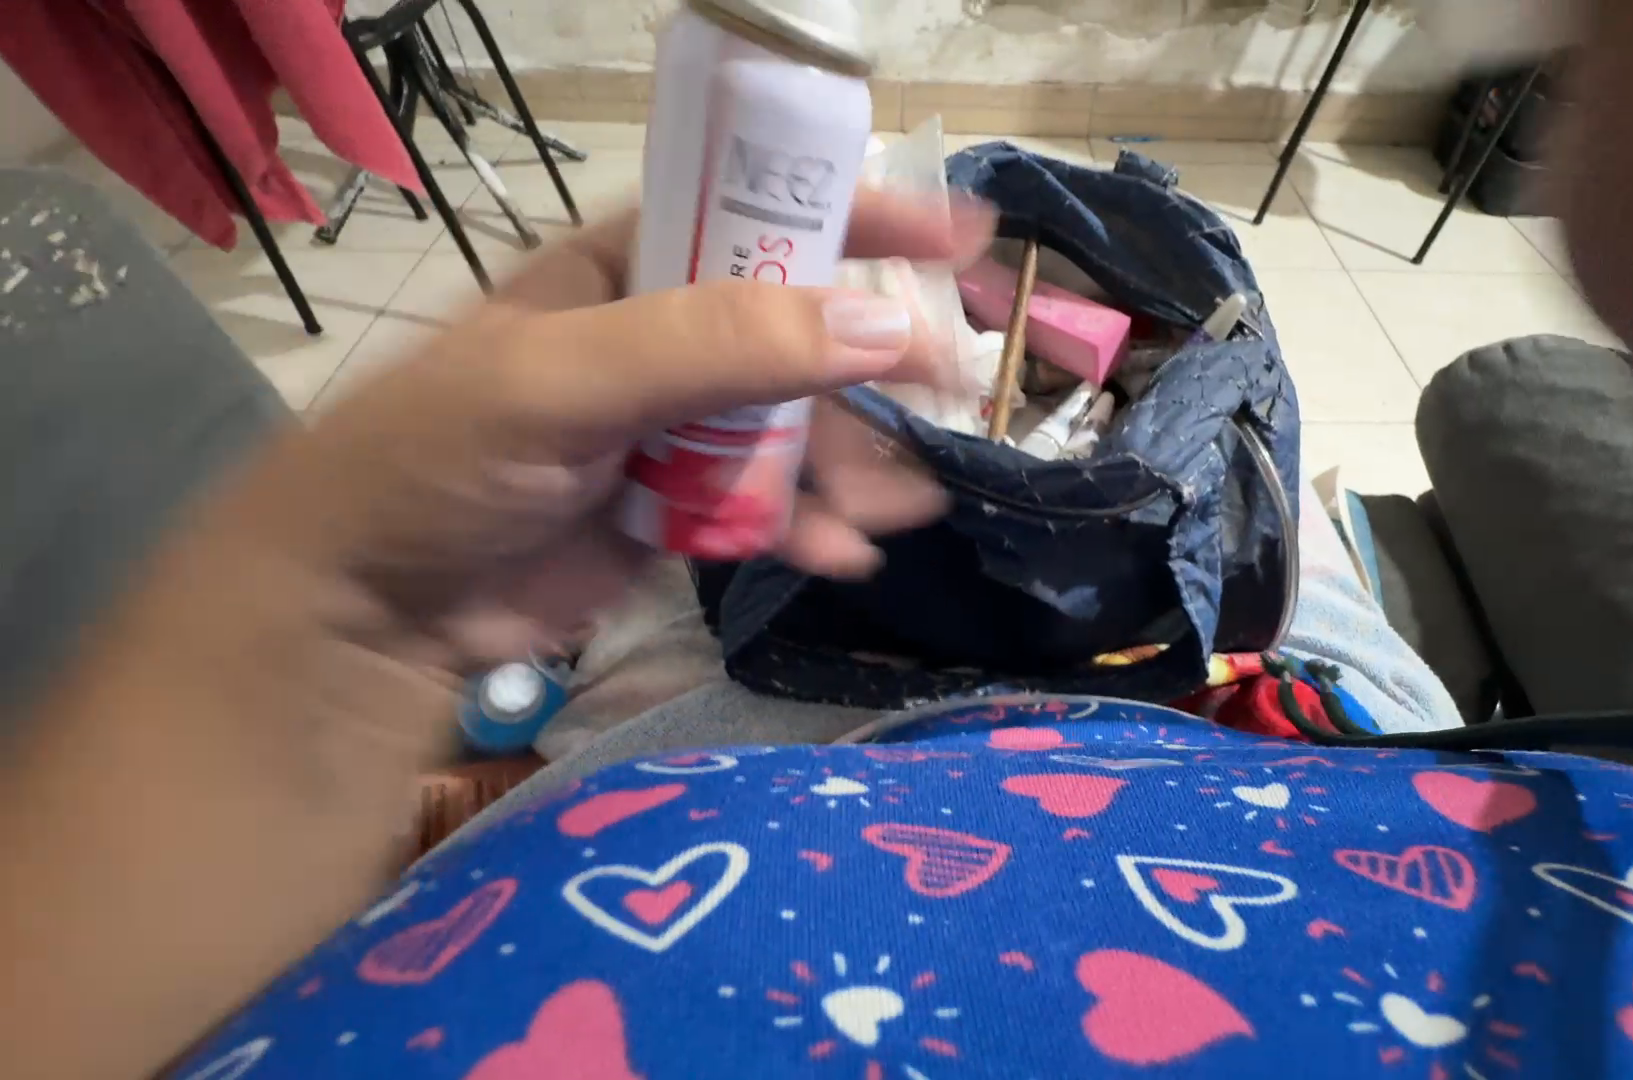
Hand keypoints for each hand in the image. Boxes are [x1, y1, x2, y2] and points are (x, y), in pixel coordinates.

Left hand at [249, 188, 990, 667]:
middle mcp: (668, 341)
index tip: (955, 236)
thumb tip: (879, 325)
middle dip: (879, 368)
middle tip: (954, 391)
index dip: (860, 217)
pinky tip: (842, 557)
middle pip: (803, 337)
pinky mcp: (687, 504)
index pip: (763, 218)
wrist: (373, 611)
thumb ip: (719, 347)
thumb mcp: (565, 381)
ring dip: (857, 469)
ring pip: (801, 432)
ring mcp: (682, 427)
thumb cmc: (440, 462)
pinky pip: (773, 505)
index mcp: (631, 270)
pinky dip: (813, 529)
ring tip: (904, 508)